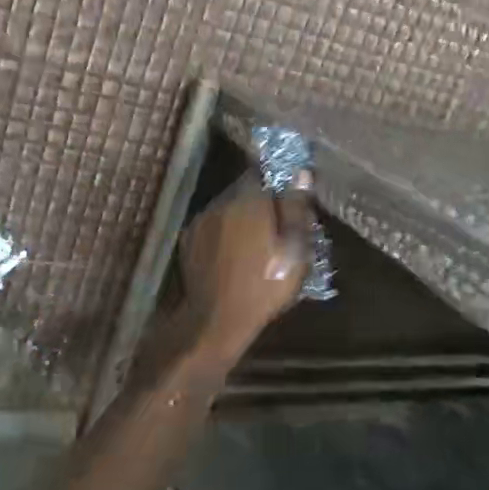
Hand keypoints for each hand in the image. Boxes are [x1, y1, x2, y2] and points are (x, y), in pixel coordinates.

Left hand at [178, 172, 314, 368]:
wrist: (217, 316)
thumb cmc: (265, 284)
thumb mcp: (294, 250)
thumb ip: (297, 210)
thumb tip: (301, 173)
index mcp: (247, 201)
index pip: (262, 173)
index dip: (277, 182)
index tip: (290, 197)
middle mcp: (219, 203)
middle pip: (243, 191)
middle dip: (260, 202)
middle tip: (277, 225)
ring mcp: (199, 221)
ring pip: (225, 208)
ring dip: (240, 217)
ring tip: (256, 241)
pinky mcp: (188, 239)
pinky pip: (211, 226)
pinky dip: (223, 232)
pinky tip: (233, 251)